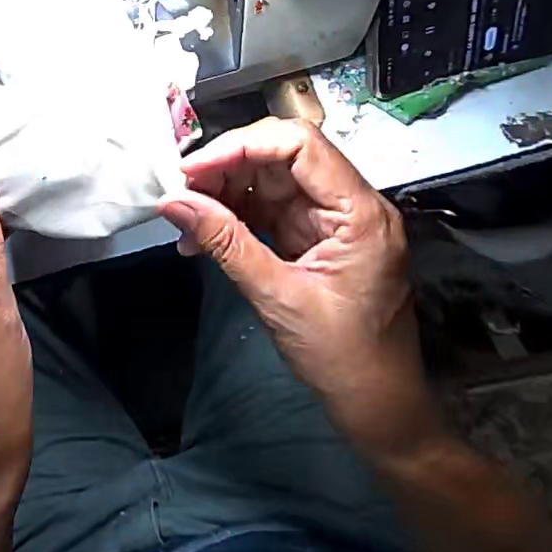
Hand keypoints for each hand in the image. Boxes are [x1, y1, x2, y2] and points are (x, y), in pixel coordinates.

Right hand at [159, 118, 442, 463]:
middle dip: (226, 167)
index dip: (242, 146)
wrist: (378, 406)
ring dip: (223, 192)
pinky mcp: (311, 236)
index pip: (300, 145)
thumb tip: (173, 203)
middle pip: (281, 157)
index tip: (195, 168)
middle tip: (182, 190)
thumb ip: (225, 242)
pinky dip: (232, 215)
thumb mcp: (277, 297)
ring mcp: (329, 220)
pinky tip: (202, 232)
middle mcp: (348, 204)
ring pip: (268, 181)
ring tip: (186, 217)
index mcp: (359, 213)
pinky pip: (266, 209)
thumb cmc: (344, 358)